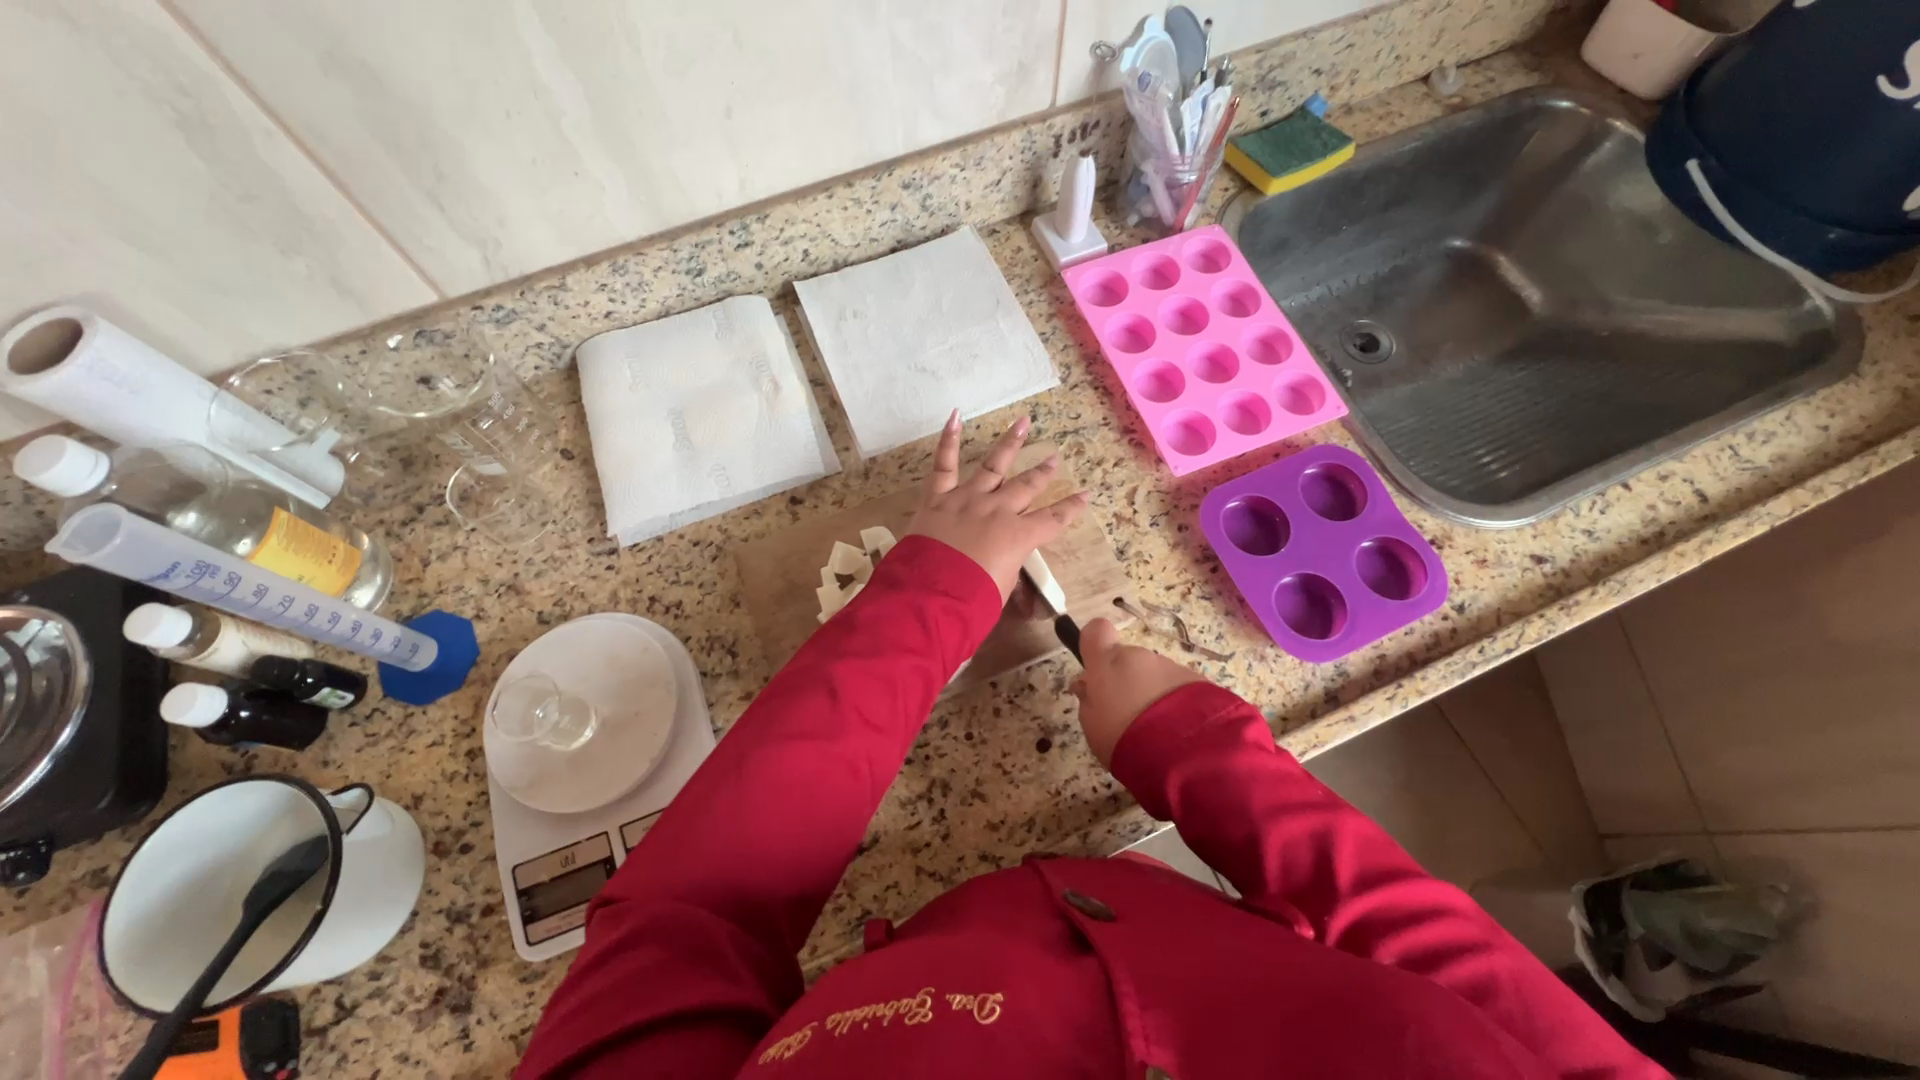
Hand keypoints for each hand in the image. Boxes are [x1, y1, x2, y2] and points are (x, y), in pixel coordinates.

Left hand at [906, 411, 1087, 601]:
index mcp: (1018, 537)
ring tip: (1023, 422)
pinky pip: (944, 464)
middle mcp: (998, 511)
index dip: (1071, 509)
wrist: (931, 594)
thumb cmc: (972, 601)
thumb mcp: (1002, 591)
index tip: (1086, 495)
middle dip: (1043, 473)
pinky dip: (949, 439)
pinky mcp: (938, 497)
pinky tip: (955, 415)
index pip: (1053, 520)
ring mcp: (968, 499)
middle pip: (1026, 487)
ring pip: (994, 466)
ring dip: (1010, 443)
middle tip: (1054, 458)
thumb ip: (1010, 575)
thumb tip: (1013, 578)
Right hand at [1070, 618, 1206, 766]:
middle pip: (1126, 659)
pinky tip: (1177, 729)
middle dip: (1126, 679)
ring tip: (1155, 727)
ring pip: (1153, 673)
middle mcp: (1138, 656)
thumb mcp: (1092, 726)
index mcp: (1107, 662)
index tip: (1095, 667)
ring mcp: (1169, 665)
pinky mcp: (1196, 679)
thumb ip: (1087, 700)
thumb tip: (1086, 684)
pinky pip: (1176, 686)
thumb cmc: (1123, 738)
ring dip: (1151, 692)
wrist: (1181, 753)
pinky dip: (1174, 701)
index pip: (1096, 630)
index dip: (1094, 643)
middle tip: (1126, 713)